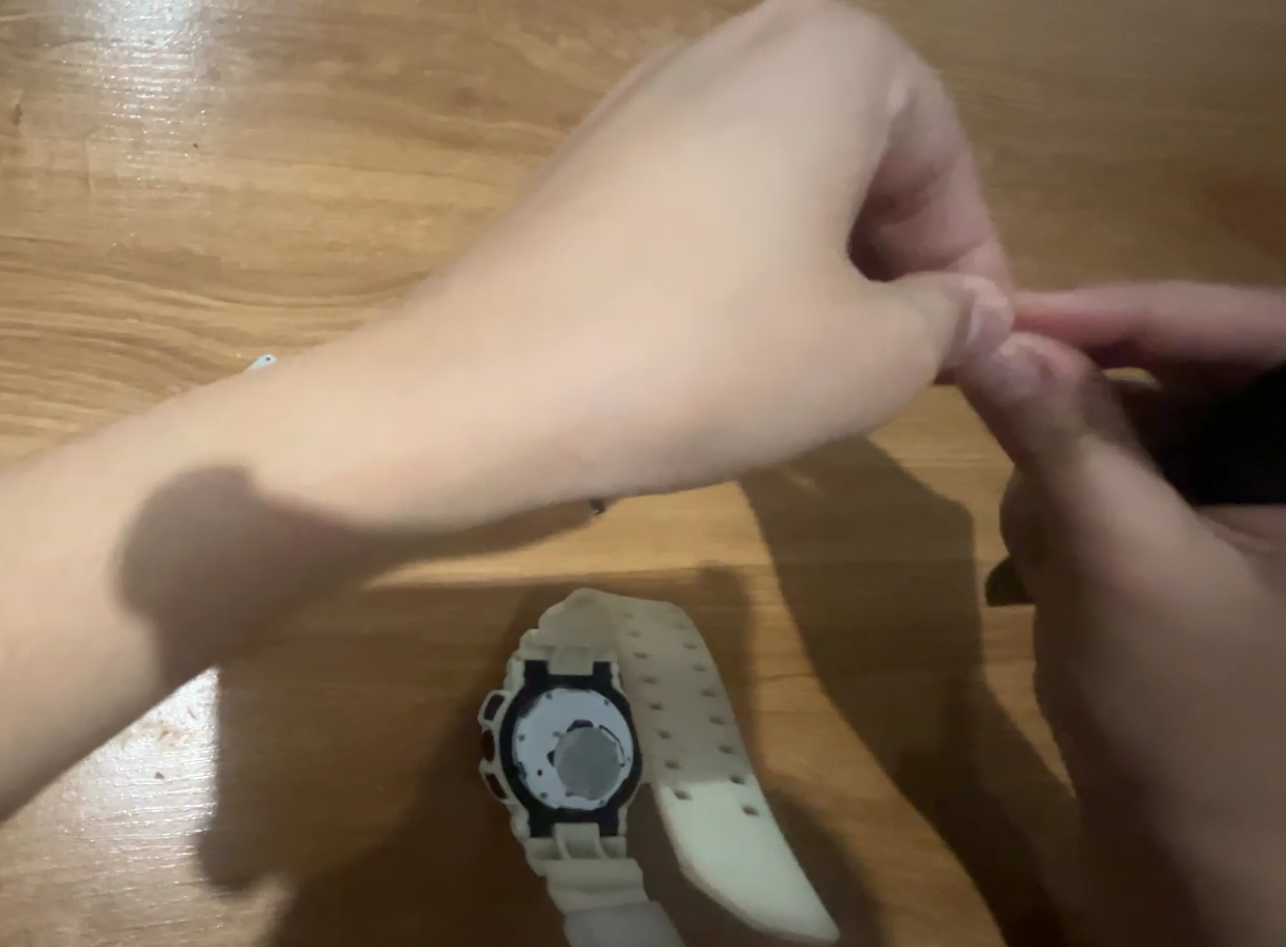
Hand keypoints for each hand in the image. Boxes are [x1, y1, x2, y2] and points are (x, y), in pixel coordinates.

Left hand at [330, 0, 1010, 526]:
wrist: (481, 393)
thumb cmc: (697, 362)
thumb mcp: (869, 358)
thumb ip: (945, 321)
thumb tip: (959, 310)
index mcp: (822, 54)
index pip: (937, 160)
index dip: (964, 264)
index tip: (963, 346)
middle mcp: (712, 58)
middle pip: (837, 172)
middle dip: (868, 269)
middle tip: (874, 364)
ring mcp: (619, 119)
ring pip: (750, 203)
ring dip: (785, 281)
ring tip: (781, 370)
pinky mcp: (560, 186)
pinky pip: (668, 228)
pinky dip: (701, 283)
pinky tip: (687, 354)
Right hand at [968, 282, 1285, 946]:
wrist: (1207, 838)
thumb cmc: (1192, 710)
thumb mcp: (1115, 561)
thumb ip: (1060, 442)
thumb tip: (988, 341)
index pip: (1261, 333)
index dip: (1129, 311)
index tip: (1002, 312)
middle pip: (1194, 377)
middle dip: (1085, 412)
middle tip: (994, 429)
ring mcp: (1266, 503)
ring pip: (1144, 429)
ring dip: (1069, 472)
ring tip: (1043, 549)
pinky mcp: (1219, 534)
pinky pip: (1126, 479)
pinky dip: (1071, 508)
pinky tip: (1051, 568)